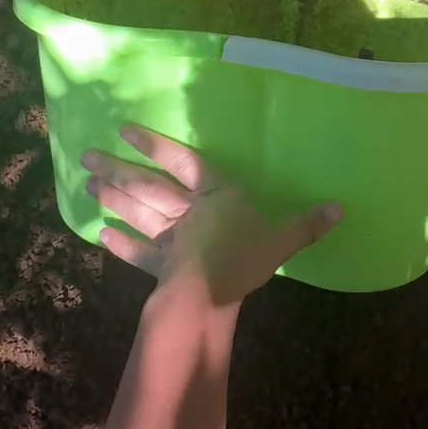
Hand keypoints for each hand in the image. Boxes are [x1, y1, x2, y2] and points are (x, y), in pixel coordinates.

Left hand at [82, 126, 342, 308]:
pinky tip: (101, 235)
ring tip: (87, 183)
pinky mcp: (161, 267)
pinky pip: (138, 253)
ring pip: (138, 211)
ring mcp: (170, 238)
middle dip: (117, 169)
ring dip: (114, 197)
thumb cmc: (244, 261)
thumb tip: (342, 207)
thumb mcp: (282, 242)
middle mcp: (188, 210)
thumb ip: (307, 225)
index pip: (183, 162)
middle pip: (149, 185)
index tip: (124, 130)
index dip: (154, 145)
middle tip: (86, 156)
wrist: (209, 298)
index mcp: (216, 195)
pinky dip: (120, 244)